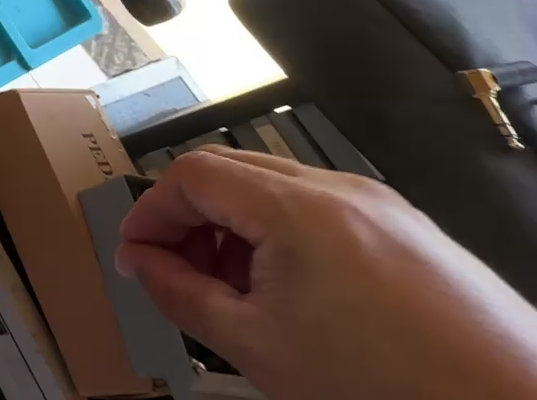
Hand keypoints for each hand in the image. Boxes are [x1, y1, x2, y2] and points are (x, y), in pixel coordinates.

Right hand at [116, 146, 536, 399]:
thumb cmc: (397, 389)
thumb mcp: (257, 345)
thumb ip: (178, 294)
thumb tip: (139, 263)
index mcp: (297, 207)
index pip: (190, 175)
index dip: (152, 211)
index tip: (137, 252)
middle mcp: (340, 190)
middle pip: (228, 171)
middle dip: (189, 216)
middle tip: (175, 266)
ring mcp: (383, 207)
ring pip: (272, 188)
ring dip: (234, 225)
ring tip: (234, 287)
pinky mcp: (413, 231)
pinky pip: (320, 209)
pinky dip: (282, 235)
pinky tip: (290, 292)